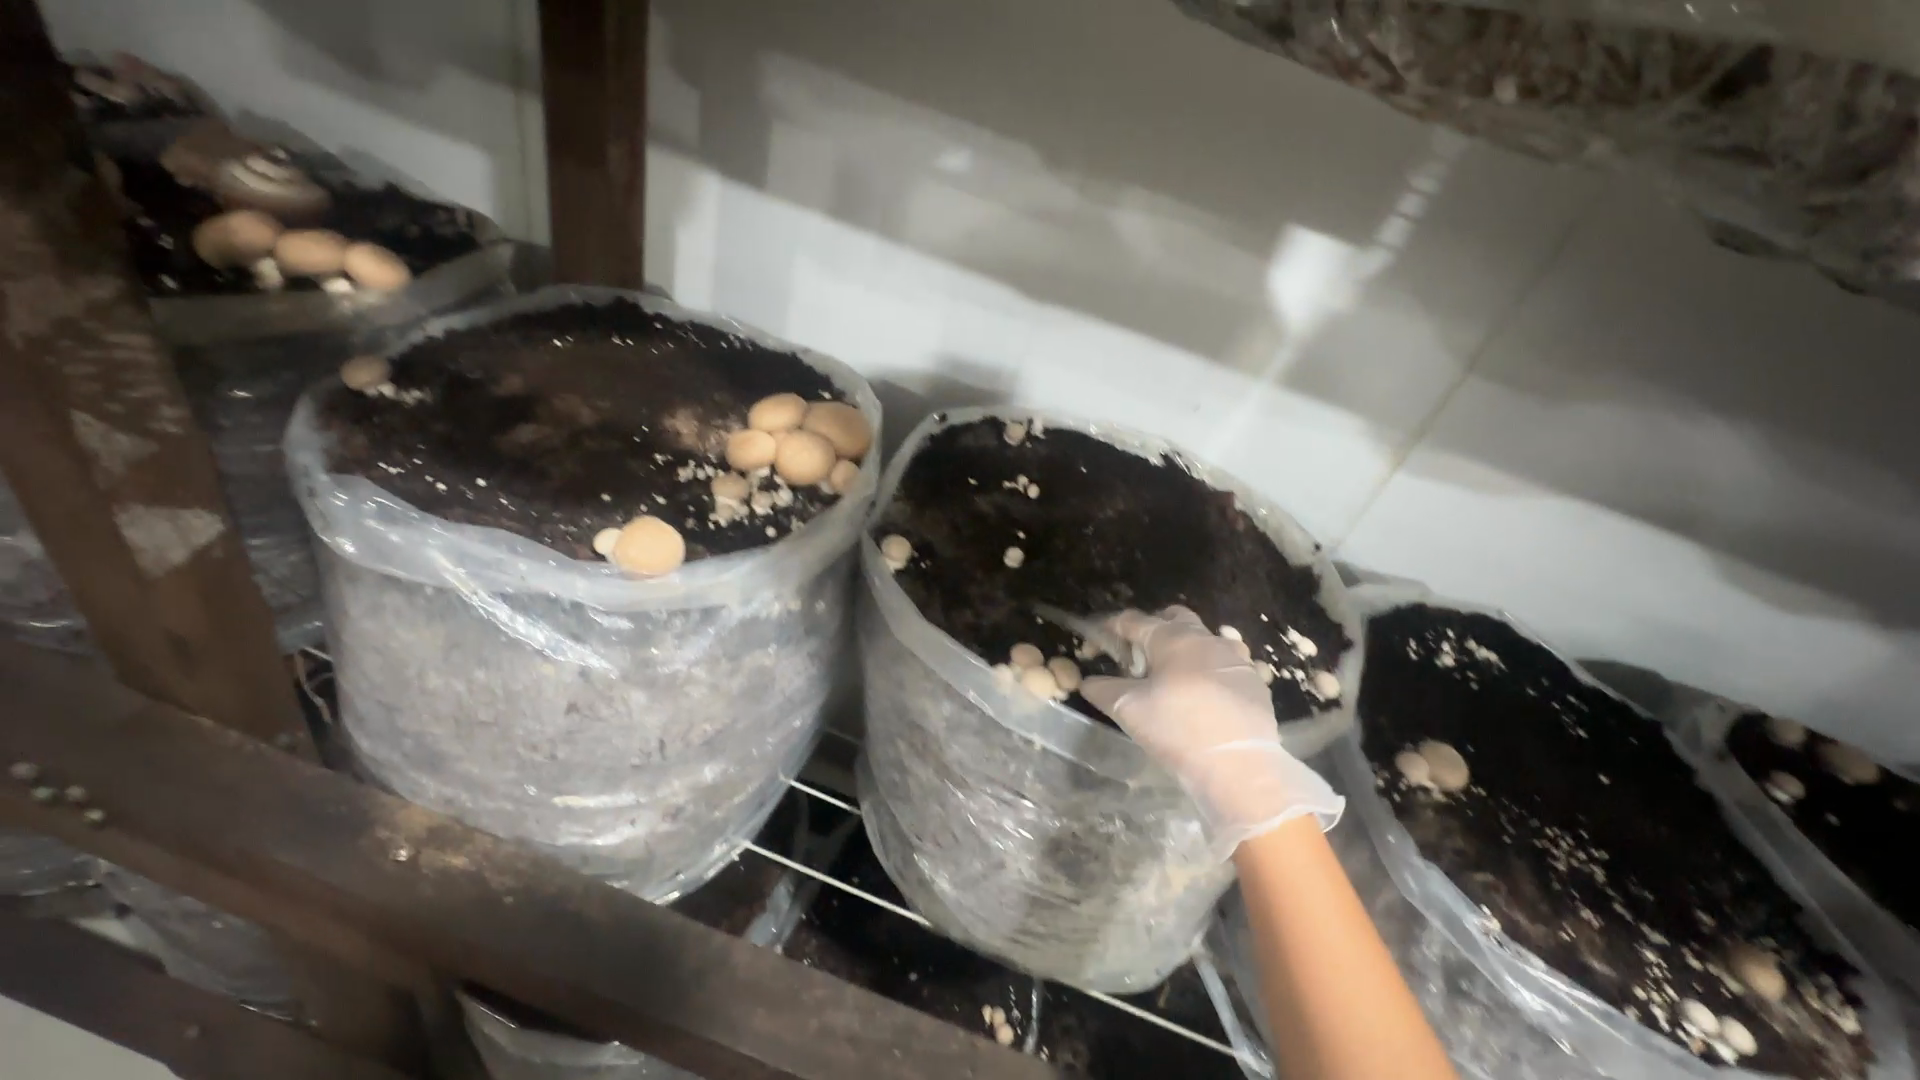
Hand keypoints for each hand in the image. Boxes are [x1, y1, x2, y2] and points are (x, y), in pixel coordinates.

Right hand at [1081, 606, 1342, 852]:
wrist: (1239, 765)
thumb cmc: (1177, 728)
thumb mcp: (1128, 709)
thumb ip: (1103, 689)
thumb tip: (1088, 682)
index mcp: (1171, 638)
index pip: (1133, 620)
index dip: (1111, 627)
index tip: (1097, 640)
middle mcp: (1206, 638)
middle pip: (1174, 618)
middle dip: (1153, 628)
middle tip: (1138, 656)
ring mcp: (1235, 658)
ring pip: (1206, 638)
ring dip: (1186, 647)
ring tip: (1174, 673)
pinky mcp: (1254, 681)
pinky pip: (1228, 663)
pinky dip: (1211, 668)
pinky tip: (1205, 691)